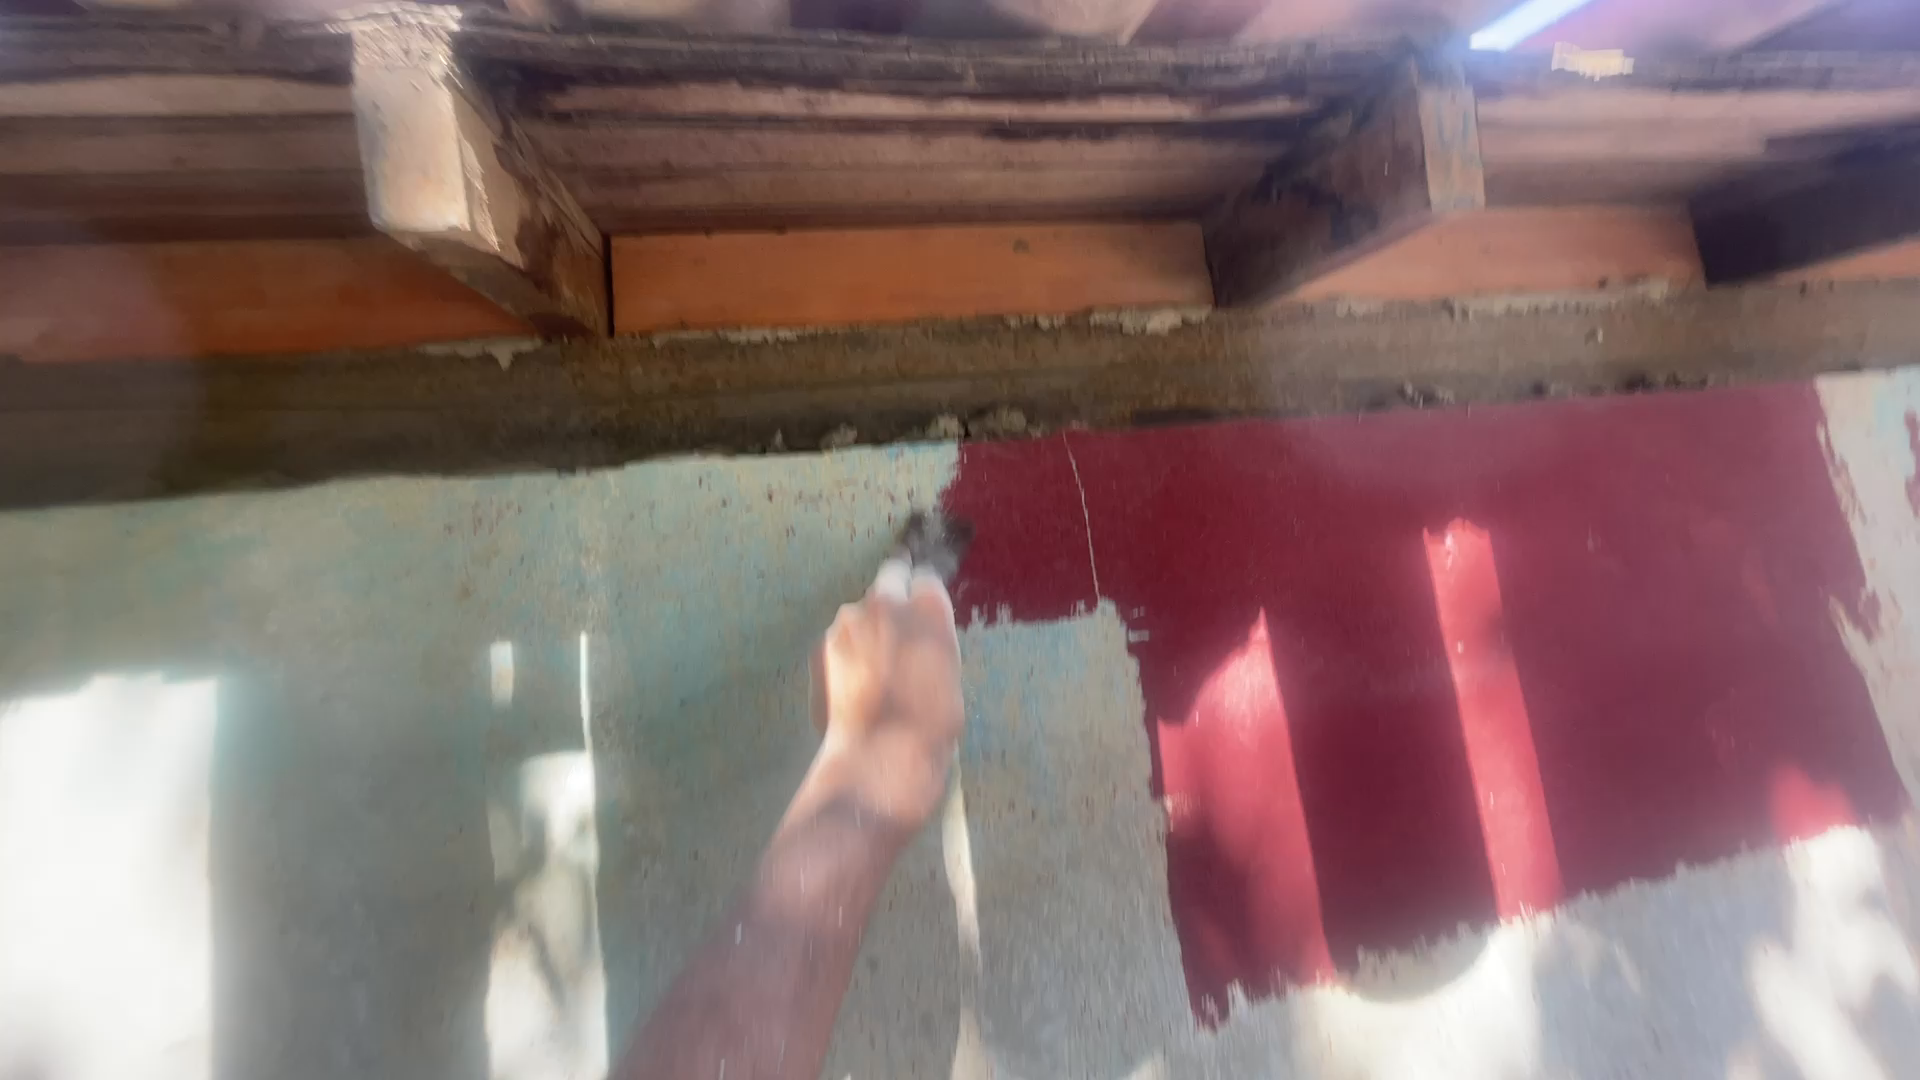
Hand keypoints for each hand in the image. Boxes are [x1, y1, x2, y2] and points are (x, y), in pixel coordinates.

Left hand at [806, 559, 964, 835]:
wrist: (880, 754)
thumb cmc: (931, 722)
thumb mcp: (949, 674)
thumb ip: (931, 642)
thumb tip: (919, 640)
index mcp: (928, 606)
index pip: (925, 577)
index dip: (923, 594)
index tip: (922, 609)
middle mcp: (886, 601)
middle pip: (890, 578)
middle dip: (893, 594)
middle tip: (898, 626)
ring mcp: (848, 620)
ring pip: (860, 612)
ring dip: (866, 628)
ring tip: (874, 669)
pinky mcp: (821, 644)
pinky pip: (840, 639)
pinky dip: (846, 653)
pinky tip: (854, 685)